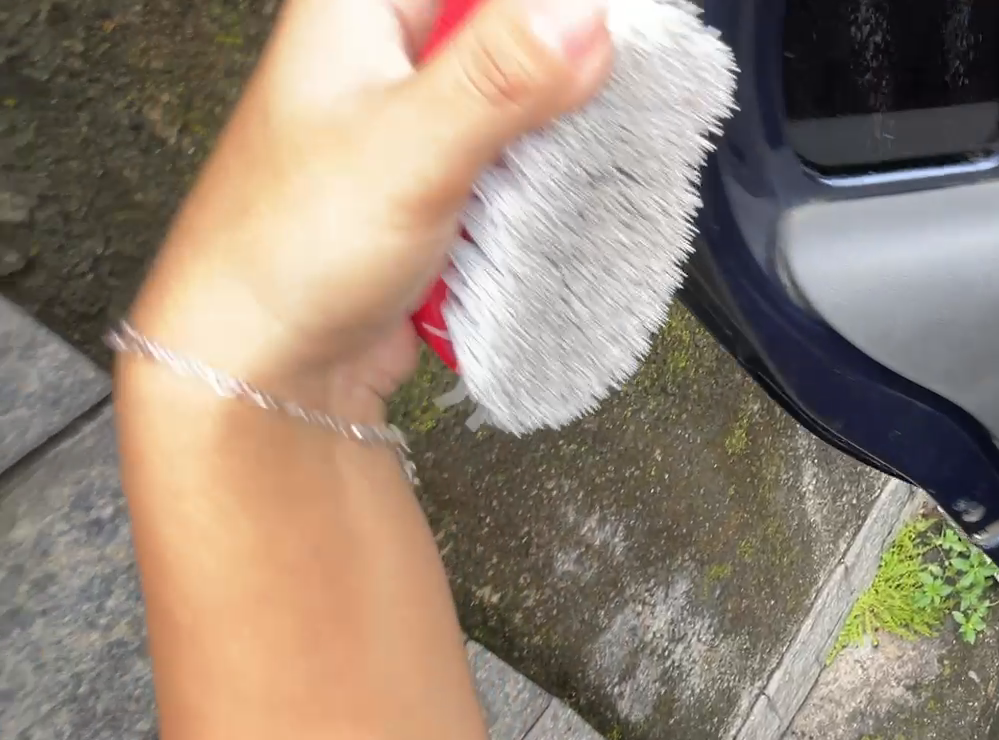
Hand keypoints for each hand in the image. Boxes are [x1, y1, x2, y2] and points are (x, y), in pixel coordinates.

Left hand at [126, 0, 614, 424]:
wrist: (278, 352)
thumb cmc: (299, 247)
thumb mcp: (409, 150)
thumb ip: (499, 81)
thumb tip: (588, 19)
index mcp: (363, 11)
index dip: (563, 15)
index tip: (626, 53)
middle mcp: (396, 57)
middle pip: (515, 35)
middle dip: (575, 75)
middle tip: (623, 114)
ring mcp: (425, 122)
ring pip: (525, 98)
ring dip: (568, 133)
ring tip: (600, 164)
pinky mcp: (449, 179)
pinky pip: (520, 157)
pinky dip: (552, 176)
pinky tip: (569, 198)